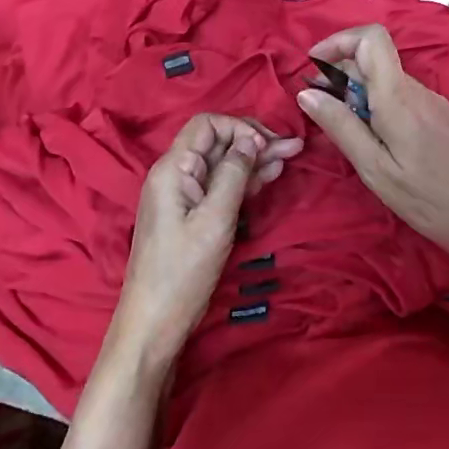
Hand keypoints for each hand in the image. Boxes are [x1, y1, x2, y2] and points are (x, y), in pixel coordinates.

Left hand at [109, 114, 301, 373]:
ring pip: (223, 164)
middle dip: (254, 141)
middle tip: (294, 147)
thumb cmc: (182, 272)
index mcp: (173, 169)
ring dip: (255, 159)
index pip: (207, 125)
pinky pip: (221, 186)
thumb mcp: (214, 220)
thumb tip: (250, 139)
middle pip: (218, 142)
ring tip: (291, 157)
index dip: (239, 128)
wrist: (154, 323)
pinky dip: (245, 179)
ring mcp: (184, 195)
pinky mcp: (193, 215)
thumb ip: (233, 174)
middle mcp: (176, 175)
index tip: (266, 146)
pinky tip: (270, 175)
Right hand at [295, 25, 448, 273]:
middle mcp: (416, 89)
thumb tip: (306, 93)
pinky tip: (373, 140)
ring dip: (357, 93)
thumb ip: (340, 126)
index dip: (338, 41)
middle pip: (373, 59)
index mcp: (398, 96)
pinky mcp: (438, 115)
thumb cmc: (428, 200)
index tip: (314, 68)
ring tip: (346, 132)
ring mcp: (431, 100)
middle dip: (339, 75)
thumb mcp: (374, 168)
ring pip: (384, 79)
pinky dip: (376, 105)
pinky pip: (399, 96)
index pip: (371, 37)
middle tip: (321, 112)